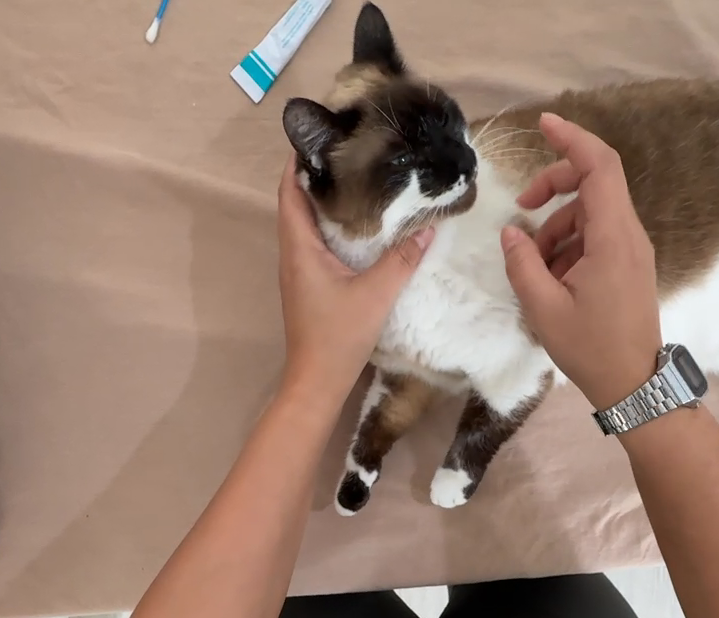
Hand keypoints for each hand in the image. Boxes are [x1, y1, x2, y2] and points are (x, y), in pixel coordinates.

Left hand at [276, 156, 431, 402]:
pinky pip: (315, 245)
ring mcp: (298, 272)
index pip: (290, 190)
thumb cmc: (338, 337)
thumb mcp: (375, 296)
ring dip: (325, 202)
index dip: (300, 159)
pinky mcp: (309, 286)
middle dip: (318, 175)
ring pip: (306, 224)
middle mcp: (293, 255)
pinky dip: (331, 227)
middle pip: (297, 202)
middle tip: (350, 151)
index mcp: (299, 248)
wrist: (316, 382)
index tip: (323, 133)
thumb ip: (401, 261)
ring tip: (357, 179)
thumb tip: (429, 226)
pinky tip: (358, 227)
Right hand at [500, 114, 662, 408]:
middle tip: (522, 212)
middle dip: (554, 188)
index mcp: (612, 238)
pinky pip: (596, 240)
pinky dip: (569, 248)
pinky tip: (552, 281)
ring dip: (556, 230)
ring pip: (590, 216)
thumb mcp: (543, 309)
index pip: (599, 166)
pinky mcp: (628, 268)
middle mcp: (629, 235)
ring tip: (534, 270)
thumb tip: (511, 234)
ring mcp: (632, 252)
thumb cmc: (590, 348)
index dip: (572, 139)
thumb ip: (523, 265)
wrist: (632, 383)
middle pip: (594, 185)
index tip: (544, 124)